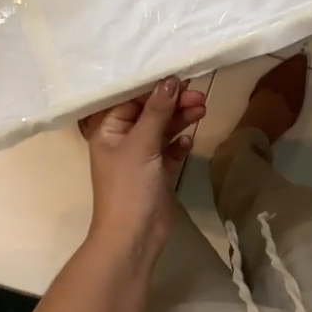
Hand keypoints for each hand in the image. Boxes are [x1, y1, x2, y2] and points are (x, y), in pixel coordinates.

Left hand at [77, 77, 206, 255]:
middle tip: (198, 95)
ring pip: (163, 129)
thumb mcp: (141, 143)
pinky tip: (189, 140)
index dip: (154, 86)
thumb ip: (156, 111)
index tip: (180, 75)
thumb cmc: (129, 186)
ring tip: (202, 109)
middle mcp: (123, 140)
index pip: (131, 99)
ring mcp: (142, 157)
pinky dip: (180, 143)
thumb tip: (170, 80)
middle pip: (150, 112)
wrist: (133, 236)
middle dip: (173, 102)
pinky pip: (171, 150)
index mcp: (108, 130)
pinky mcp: (158, 173)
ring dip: (181, 119)